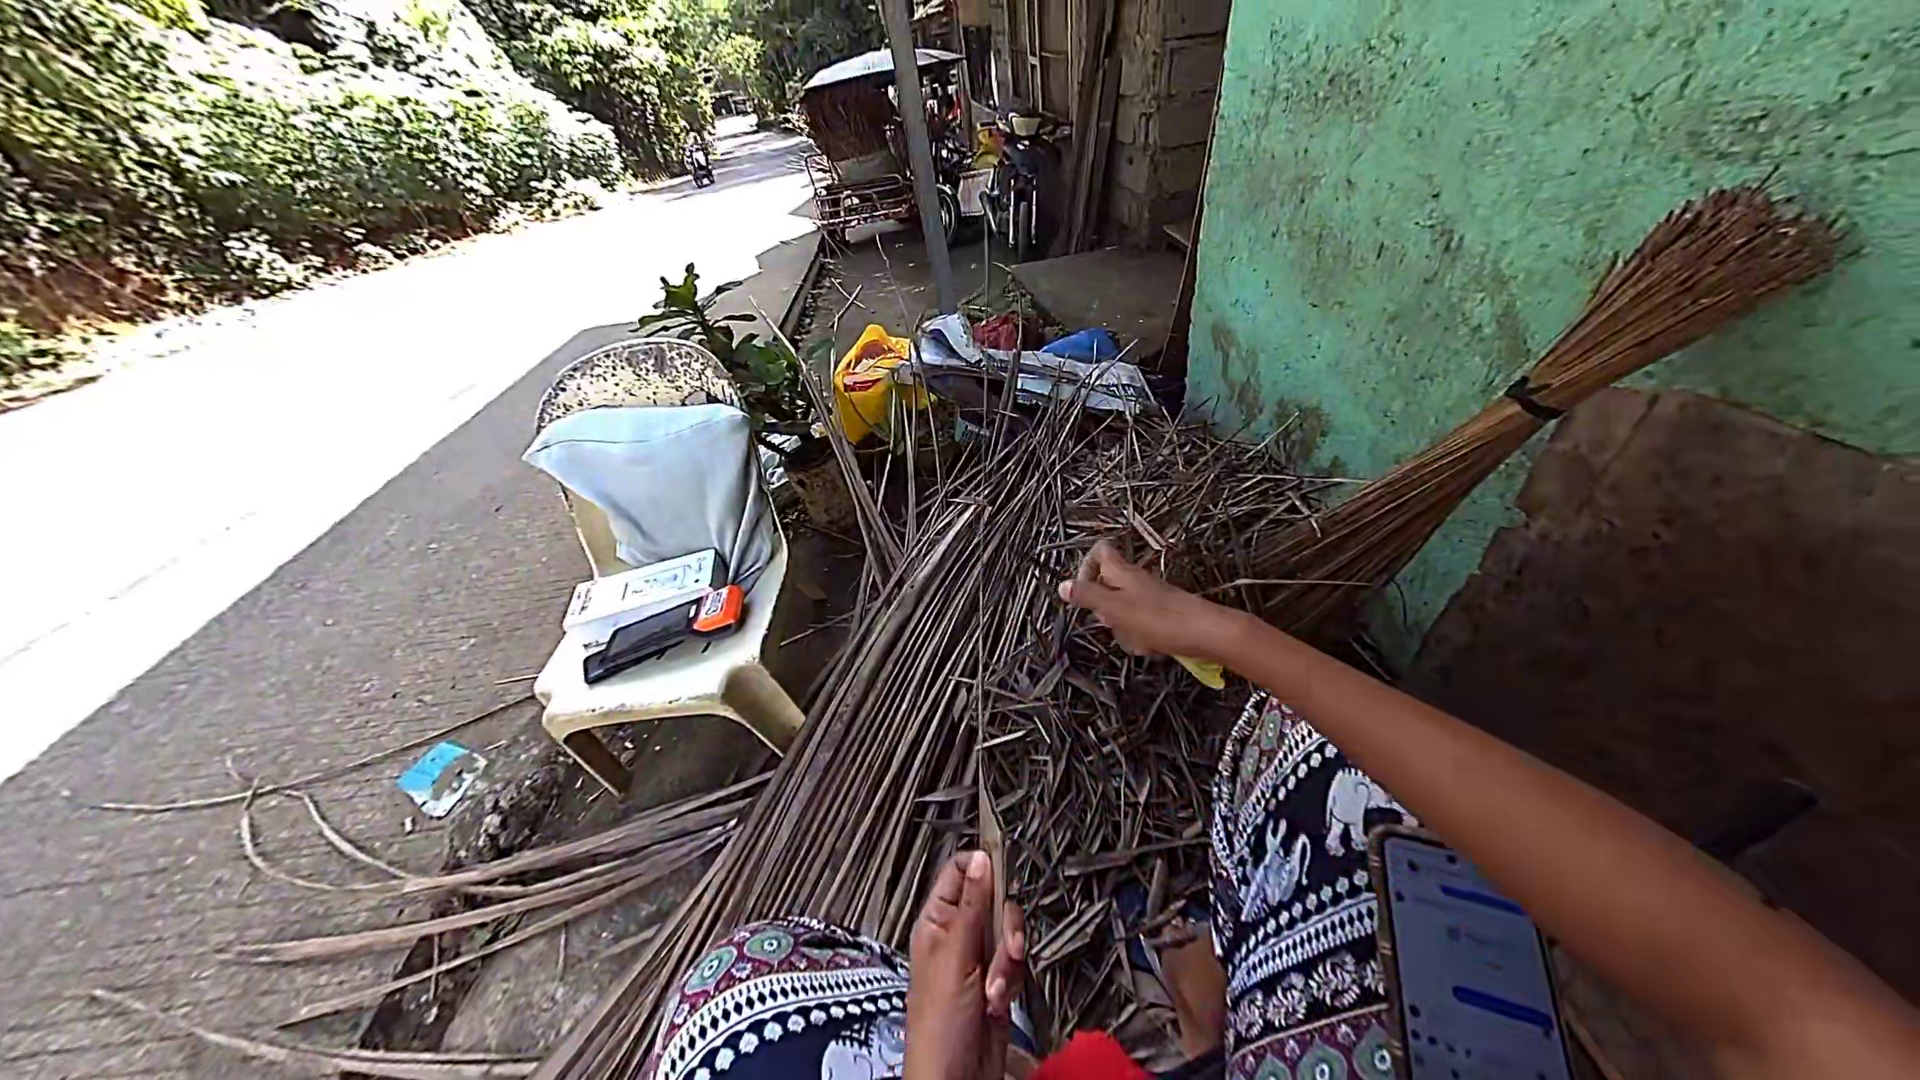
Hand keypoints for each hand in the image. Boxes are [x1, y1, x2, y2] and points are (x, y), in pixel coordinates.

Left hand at [905, 851, 1026, 1079]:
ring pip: (1008, 931)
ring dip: (1007, 959)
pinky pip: (1015, 961)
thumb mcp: (956, 957)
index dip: (980, 866)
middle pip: (992, 900)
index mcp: (937, 920)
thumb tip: (980, 858)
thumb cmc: (938, 1027)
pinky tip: (997, 1001)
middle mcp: (957, 934)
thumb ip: (971, 906)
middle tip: (1004, 943)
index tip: (1002, 868)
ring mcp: (978, 957)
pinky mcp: (997, 979)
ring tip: (994, 985)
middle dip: (1003, 926)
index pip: (959, 872)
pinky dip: (1011, 980)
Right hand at [1056, 540, 1246, 661]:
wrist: (1208, 634)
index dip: (1085, 568)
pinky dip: (1141, 638)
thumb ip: (1087, 596)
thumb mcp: (1115, 608)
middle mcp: (1136, 581)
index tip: (1082, 591)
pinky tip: (1151, 646)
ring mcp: (1151, 598)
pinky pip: (1140, 626)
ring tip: (1136, 639)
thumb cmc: (1161, 619)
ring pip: (1122, 612)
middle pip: (1107, 589)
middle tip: (1111, 622)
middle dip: (1104, 611)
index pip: (1099, 552)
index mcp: (1123, 573)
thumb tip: (1063, 585)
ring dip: (1123, 629)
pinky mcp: (1163, 616)